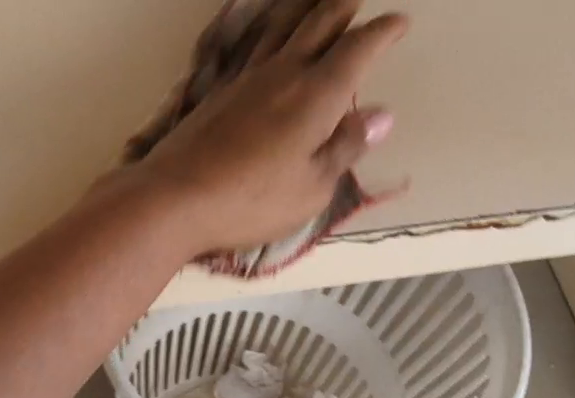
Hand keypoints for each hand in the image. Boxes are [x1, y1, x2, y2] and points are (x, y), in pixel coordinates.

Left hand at [133, 0, 407, 256]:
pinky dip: (263, 29)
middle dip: (343, 8)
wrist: (175, 199)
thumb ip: (345, 148)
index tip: (399, 24)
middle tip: (356, 1)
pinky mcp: (216, 93)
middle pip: (318, 25)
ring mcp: (245, 79)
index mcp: (317, 95)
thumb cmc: (252, 202)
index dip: (382, 33)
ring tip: (314, 0)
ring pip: (281, 27)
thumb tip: (381, 115)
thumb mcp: (312, 188)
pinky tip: (261, 32)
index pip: (359, 49)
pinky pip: (247, 46)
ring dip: (304, 8)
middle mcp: (283, 74)